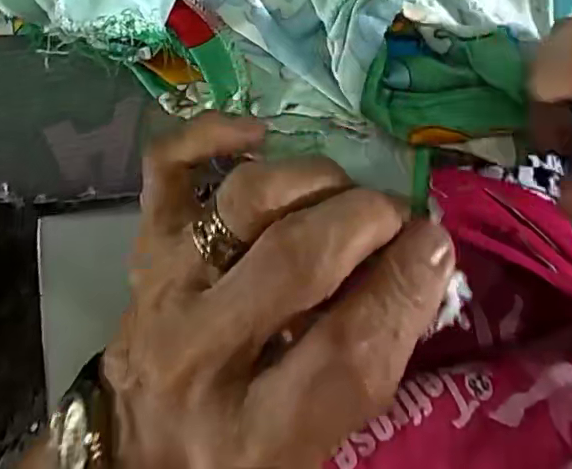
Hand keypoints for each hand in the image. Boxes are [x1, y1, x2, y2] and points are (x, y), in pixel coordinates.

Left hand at [102, 114, 453, 468]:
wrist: (137, 445)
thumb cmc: (239, 450)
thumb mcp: (311, 440)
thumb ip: (363, 359)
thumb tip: (421, 257)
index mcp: (256, 435)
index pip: (346, 350)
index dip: (403, 286)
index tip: (435, 242)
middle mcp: (201, 351)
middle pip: (296, 258)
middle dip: (363, 220)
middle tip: (394, 213)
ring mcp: (166, 283)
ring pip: (245, 199)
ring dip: (311, 180)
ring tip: (341, 189)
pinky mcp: (146, 240)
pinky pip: (169, 164)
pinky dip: (212, 134)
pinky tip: (258, 134)